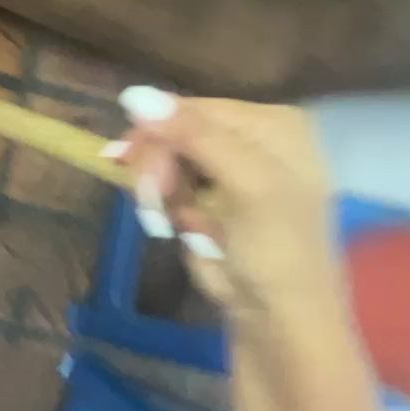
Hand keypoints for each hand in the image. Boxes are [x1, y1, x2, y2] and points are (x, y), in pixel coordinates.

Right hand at [116, 94, 348, 340]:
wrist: (277, 317)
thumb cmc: (276, 248)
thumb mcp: (246, 184)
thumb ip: (194, 136)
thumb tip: (132, 94)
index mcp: (273, 123)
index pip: (191, 109)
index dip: (157, 137)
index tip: (138, 172)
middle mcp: (250, 138)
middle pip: (172, 132)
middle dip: (157, 170)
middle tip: (155, 204)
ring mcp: (225, 170)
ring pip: (161, 160)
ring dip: (156, 193)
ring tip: (169, 222)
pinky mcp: (205, 198)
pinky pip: (163, 185)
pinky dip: (161, 206)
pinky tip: (173, 225)